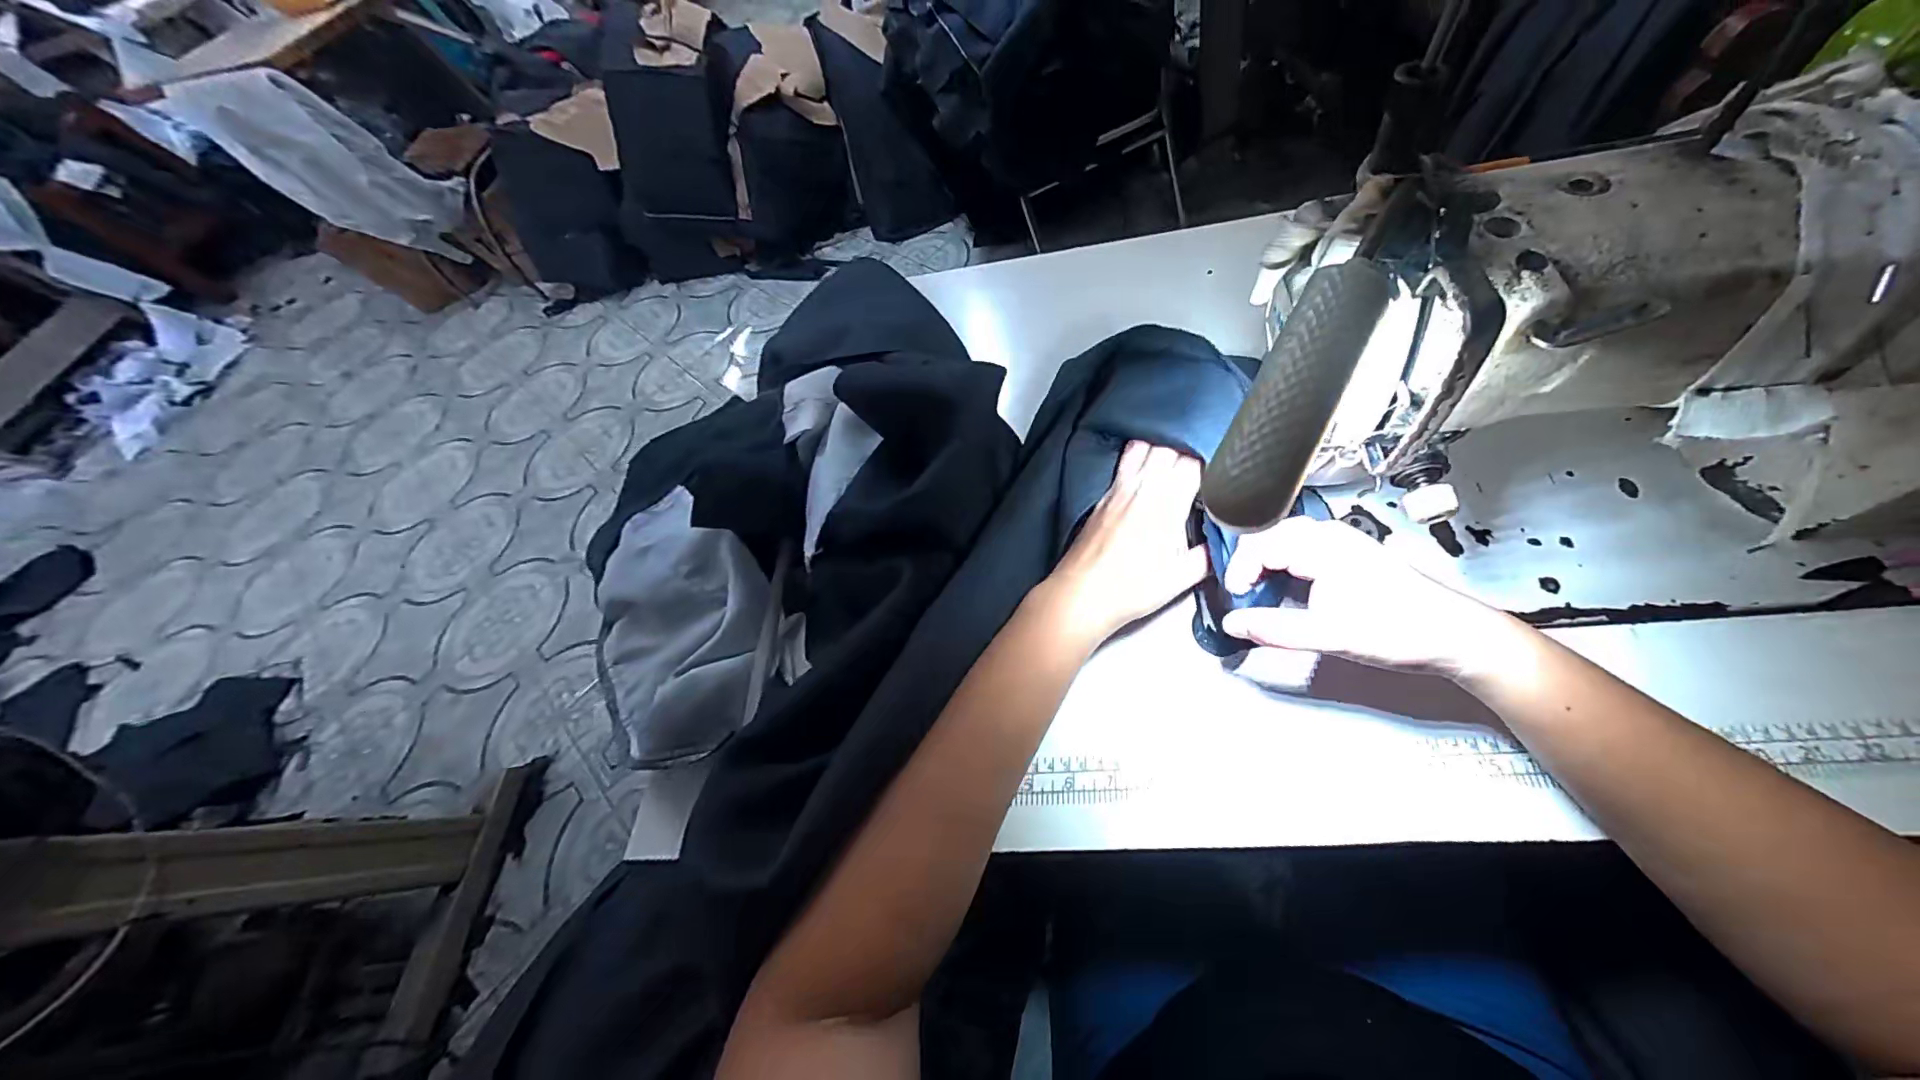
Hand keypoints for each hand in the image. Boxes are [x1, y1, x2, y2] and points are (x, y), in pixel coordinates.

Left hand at [1041, 441, 1209, 645]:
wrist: (1080, 594)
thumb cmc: (1130, 589)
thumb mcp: (1180, 579)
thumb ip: (1208, 555)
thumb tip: (1222, 541)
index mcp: (1166, 503)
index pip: (1193, 462)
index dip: (1211, 463)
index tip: (1220, 474)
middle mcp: (1141, 487)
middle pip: (1169, 446)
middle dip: (1187, 451)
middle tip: (1199, 466)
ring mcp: (1118, 488)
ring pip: (1143, 446)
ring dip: (1160, 447)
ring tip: (1173, 461)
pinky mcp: (1102, 496)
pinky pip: (1123, 461)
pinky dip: (1138, 456)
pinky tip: (1145, 468)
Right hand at [1220, 516, 1512, 679]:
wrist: (1455, 637)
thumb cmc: (1401, 630)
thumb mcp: (1329, 635)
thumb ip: (1275, 629)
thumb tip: (1233, 624)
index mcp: (1324, 546)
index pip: (1262, 544)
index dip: (1239, 569)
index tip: (1234, 597)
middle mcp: (1332, 536)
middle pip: (1270, 534)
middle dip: (1247, 561)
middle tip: (1239, 591)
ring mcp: (1342, 543)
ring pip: (1286, 539)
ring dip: (1265, 561)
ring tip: (1256, 589)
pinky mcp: (1350, 556)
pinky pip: (1302, 548)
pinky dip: (1283, 564)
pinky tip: (1284, 588)